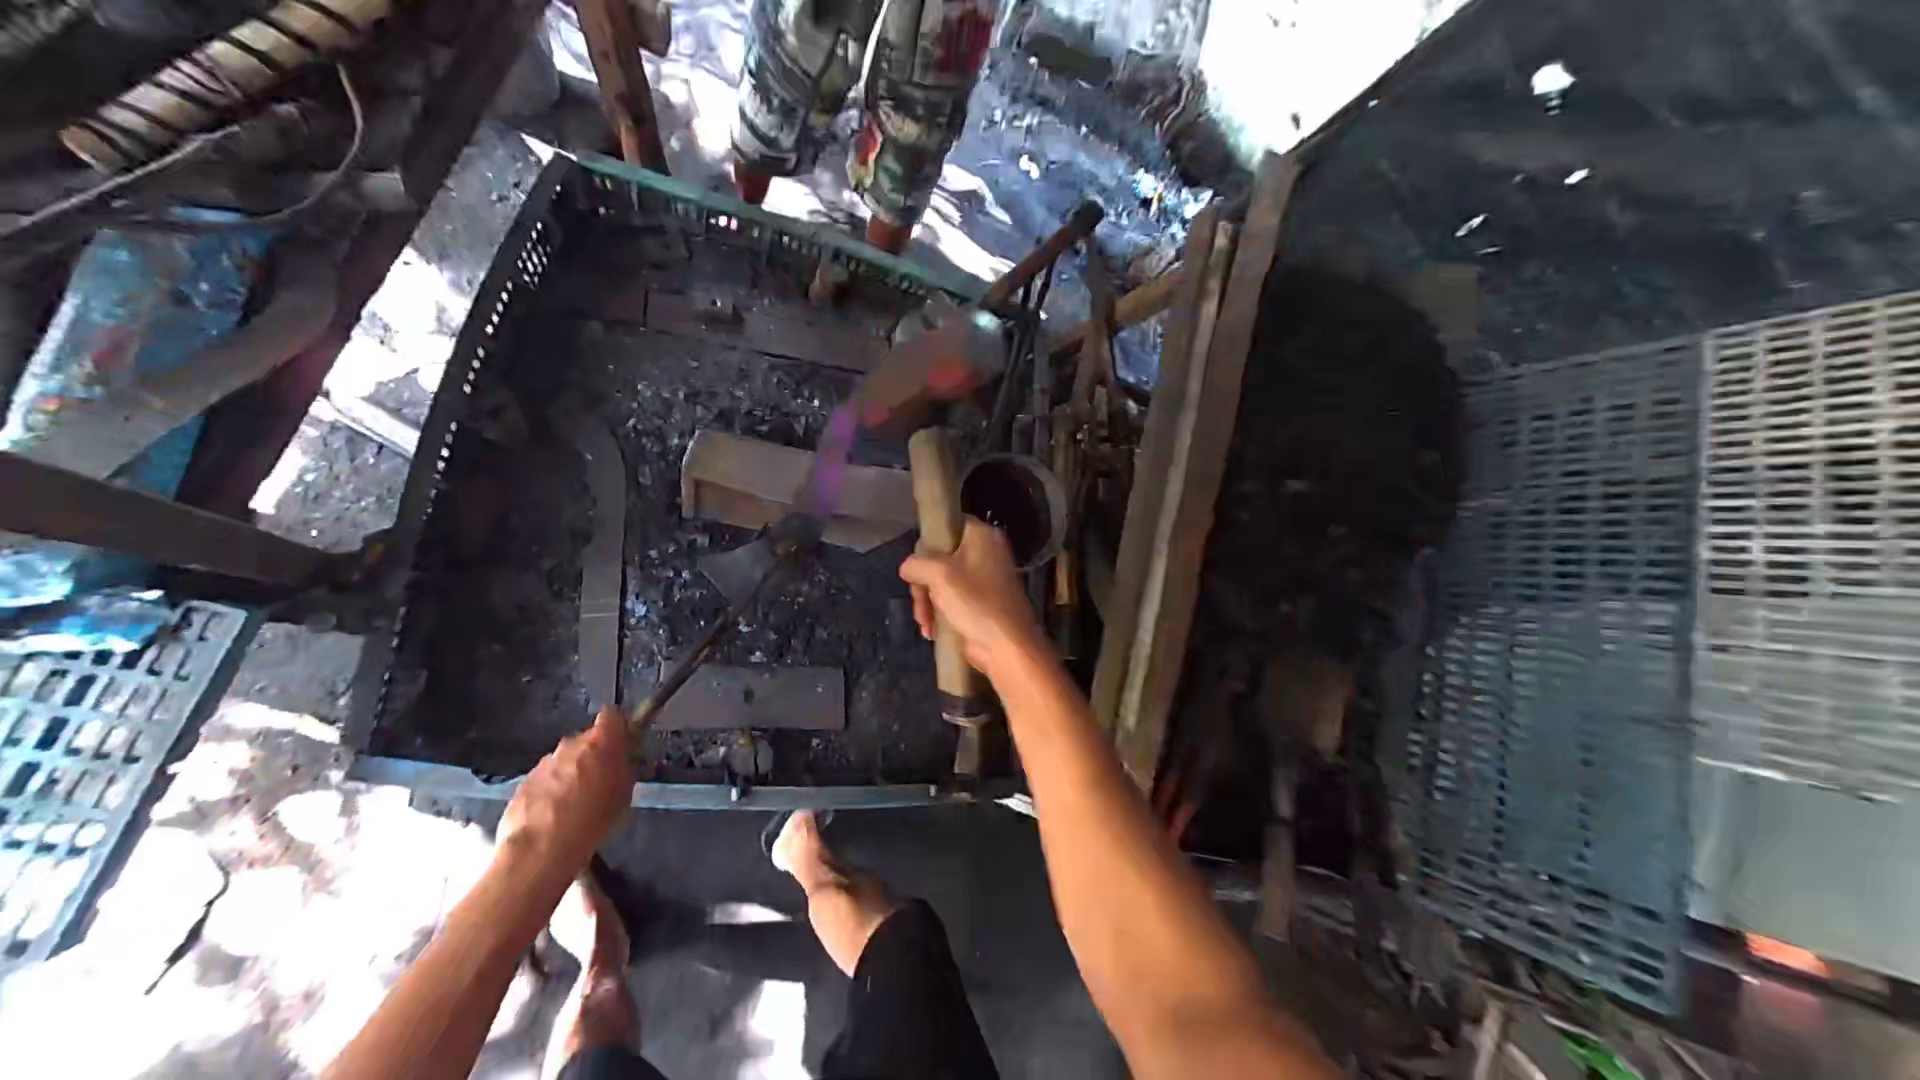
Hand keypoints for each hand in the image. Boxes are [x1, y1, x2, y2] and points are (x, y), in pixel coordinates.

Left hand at [497, 706, 631, 871]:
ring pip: (565, 760)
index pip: (611, 714)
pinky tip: (554, 814)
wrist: (540, 849)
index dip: (617, 726)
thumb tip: (623, 757)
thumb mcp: (624, 793)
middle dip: (594, 755)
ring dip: (572, 773)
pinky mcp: (524, 782)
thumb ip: (625, 767)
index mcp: (599, 742)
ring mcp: (544, 763)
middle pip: (587, 740)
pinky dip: (552, 789)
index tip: (622, 743)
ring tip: (575, 803)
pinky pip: (546, 778)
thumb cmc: (593, 819)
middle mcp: (570, 745)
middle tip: (601, 781)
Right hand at [898, 517, 1046, 679]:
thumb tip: (908, 568)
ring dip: (928, 602)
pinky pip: (951, 600)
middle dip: (923, 583)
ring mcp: (984, 579)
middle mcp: (985, 552)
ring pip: (942, 581)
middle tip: (920, 602)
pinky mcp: (980, 603)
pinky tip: (932, 630)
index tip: (916, 562)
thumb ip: (916, 564)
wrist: (1007, 645)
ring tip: (925, 623)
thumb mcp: (939, 574)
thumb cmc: (975, 601)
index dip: (928, 541)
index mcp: (982, 536)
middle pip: (940, 557)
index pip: (948, 524)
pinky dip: (939, 613)